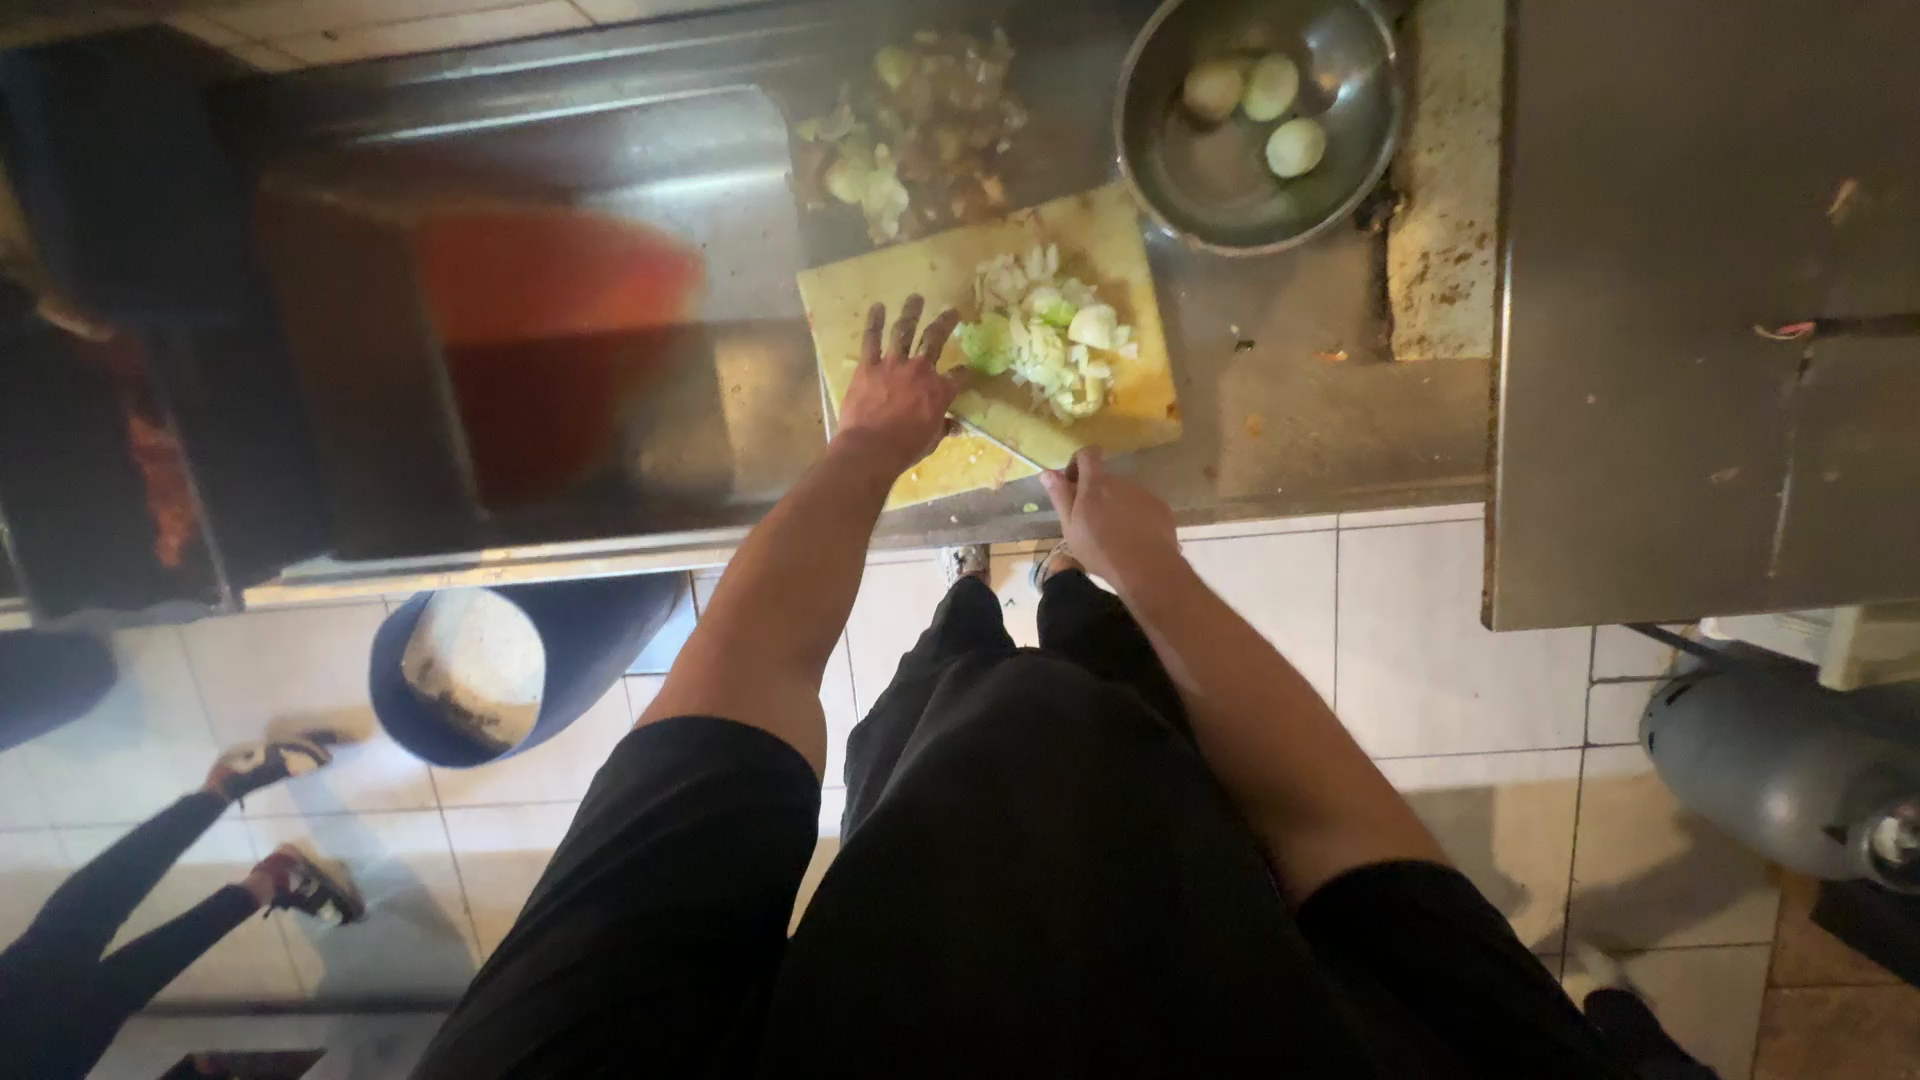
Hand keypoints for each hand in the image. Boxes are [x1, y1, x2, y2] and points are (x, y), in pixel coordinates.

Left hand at [835, 295, 964, 474]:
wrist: (870, 449)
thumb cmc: (904, 449)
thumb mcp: (931, 441)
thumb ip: (943, 428)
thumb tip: (955, 426)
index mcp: (940, 391)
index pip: (960, 376)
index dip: (966, 373)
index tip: (967, 371)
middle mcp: (920, 370)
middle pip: (936, 339)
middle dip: (946, 323)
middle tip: (952, 311)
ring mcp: (893, 365)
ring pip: (905, 330)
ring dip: (911, 312)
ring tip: (916, 298)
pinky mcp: (869, 366)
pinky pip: (872, 339)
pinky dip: (874, 322)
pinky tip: (878, 307)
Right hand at [1039, 446, 1184, 596]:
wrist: (1146, 567)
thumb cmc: (1100, 550)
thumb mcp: (1071, 526)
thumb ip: (1060, 496)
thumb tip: (1047, 472)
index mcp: (1096, 483)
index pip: (1088, 453)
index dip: (1078, 462)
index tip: (1073, 484)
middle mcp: (1121, 481)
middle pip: (1105, 479)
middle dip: (1096, 494)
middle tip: (1091, 523)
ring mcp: (1143, 493)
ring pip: (1123, 494)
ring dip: (1115, 507)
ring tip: (1114, 535)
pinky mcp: (1160, 507)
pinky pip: (1141, 505)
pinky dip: (1134, 516)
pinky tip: (1133, 539)